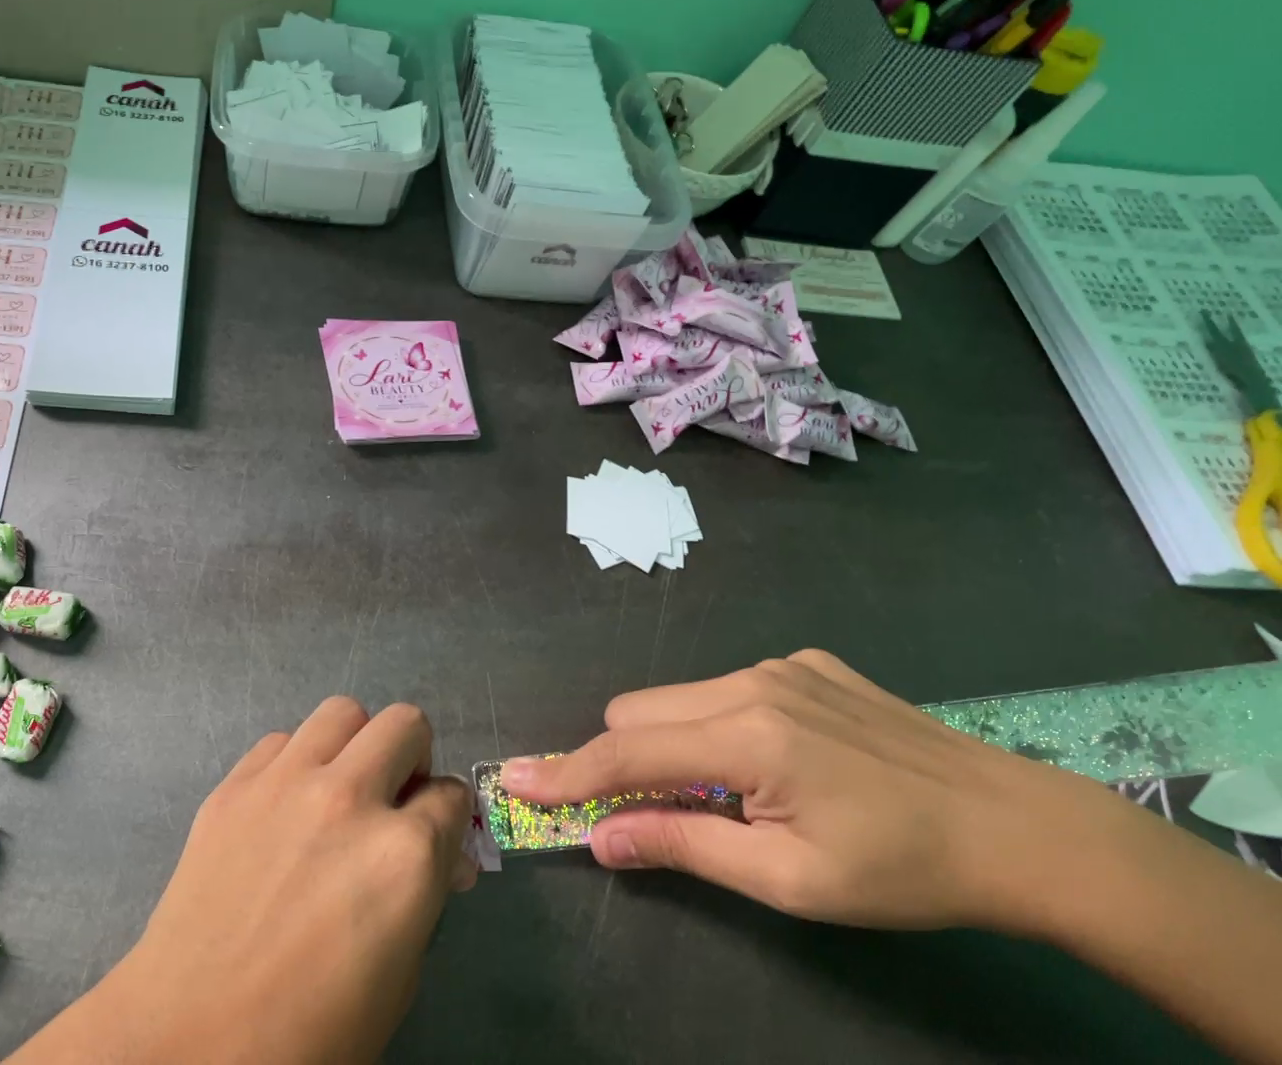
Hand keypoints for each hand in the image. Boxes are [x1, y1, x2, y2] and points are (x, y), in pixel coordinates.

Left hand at [8, 697, 476, 1064]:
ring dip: (356, 744)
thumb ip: (427, 893)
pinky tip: (286, 804)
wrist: (195, 1034)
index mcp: (404, 853)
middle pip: (406, 724)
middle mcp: (349, 799)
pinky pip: (280, 740)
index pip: (453, 795)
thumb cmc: (314, 1028)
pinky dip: (297, 761)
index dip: (450, 819)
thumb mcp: (402, 972)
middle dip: (414, 759)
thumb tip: (441, 854)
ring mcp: (284, 783)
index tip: (437, 836)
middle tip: (395, 799)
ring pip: (342, 711)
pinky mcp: (232, 786)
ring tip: (343, 786)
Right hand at [501, 650, 1138, 931]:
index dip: (567, 774)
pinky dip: (713, 724)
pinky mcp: (810, 664)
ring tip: (721, 795)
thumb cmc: (904, 870)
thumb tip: (602, 839)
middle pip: (636, 710)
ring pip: (677, 697)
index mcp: (747, 736)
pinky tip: (773, 762)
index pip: (625, 752)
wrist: (1025, 829)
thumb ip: (684, 847)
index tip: (518, 785)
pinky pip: (725, 687)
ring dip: (668, 742)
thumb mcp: (788, 879)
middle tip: (641, 813)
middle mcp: (753, 682)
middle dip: (619, 759)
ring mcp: (784, 666)